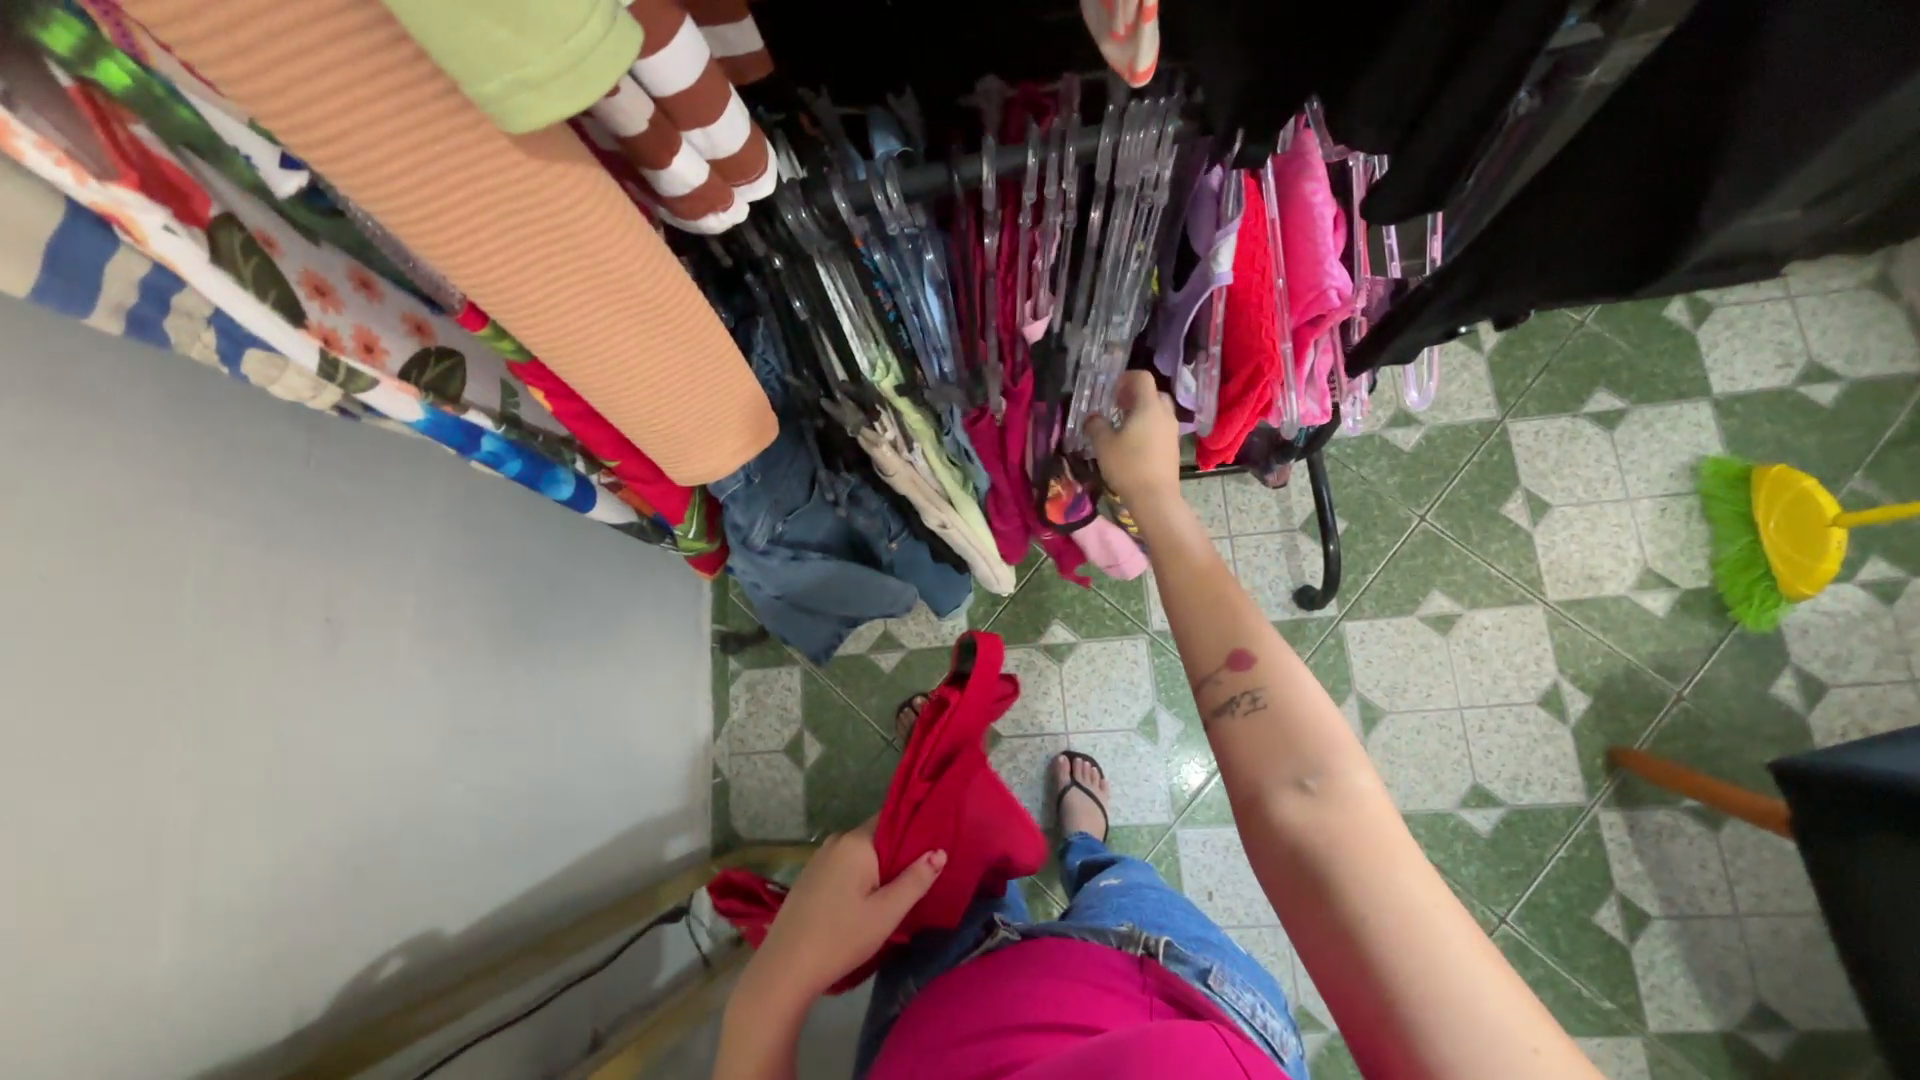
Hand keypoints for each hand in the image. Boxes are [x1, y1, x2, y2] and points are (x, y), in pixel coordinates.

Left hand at [743, 820, 945, 1001]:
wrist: (785, 969)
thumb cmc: (841, 938)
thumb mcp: (886, 913)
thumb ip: (915, 880)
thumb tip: (939, 851)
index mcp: (856, 842)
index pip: (893, 819)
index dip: (915, 830)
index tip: (936, 845)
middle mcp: (836, 841)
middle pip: (876, 838)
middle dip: (899, 854)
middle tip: (922, 876)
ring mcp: (819, 859)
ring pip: (859, 855)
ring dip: (878, 869)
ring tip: (900, 891)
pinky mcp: (810, 878)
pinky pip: (844, 867)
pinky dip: (859, 878)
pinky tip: (867, 901)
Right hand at [1084, 369, 1181, 508]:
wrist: (1155, 497)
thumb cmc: (1128, 466)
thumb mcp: (1103, 445)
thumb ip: (1096, 425)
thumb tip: (1093, 418)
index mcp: (1149, 406)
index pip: (1142, 377)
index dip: (1126, 378)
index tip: (1112, 391)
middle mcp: (1165, 413)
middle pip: (1153, 393)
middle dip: (1135, 395)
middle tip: (1118, 406)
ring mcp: (1172, 430)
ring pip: (1159, 411)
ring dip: (1142, 412)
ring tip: (1124, 426)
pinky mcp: (1173, 446)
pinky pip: (1161, 427)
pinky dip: (1149, 426)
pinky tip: (1134, 443)